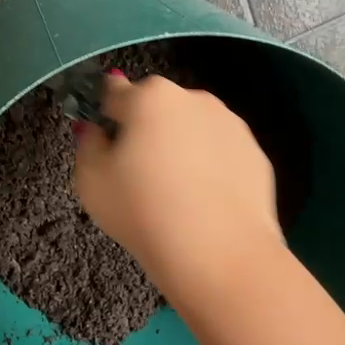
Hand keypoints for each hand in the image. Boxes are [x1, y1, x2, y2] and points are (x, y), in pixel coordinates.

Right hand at [73, 73, 280, 292]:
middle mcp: (194, 99)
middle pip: (159, 109)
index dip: (105, 115)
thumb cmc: (143, 210)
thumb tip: (97, 132)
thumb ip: (88, 146)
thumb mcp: (91, 182)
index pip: (115, 93)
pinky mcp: (256, 154)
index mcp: (150, 97)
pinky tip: (204, 204)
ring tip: (176, 196)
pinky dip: (212, 170)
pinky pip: (222, 155)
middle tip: (138, 176)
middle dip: (147, 131)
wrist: (218, 252)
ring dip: (182, 149)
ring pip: (194, 130)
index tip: (105, 142)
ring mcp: (231, 125)